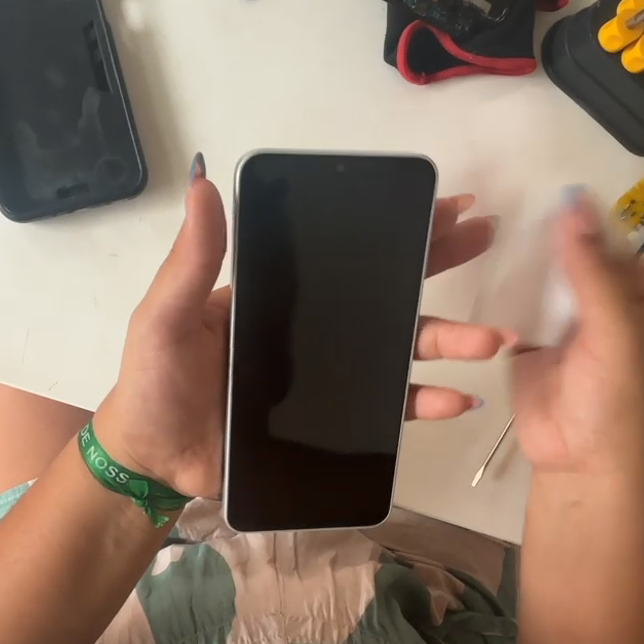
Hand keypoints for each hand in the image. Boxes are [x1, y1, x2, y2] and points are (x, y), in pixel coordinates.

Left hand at [93, 171, 511, 496]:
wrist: (155, 459)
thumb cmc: (156, 383)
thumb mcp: (166, 315)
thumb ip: (191, 260)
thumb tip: (204, 184)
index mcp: (277, 296)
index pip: (344, 253)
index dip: (392, 229)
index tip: (439, 205)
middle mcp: (311, 330)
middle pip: (385, 291)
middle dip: (437, 262)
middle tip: (483, 236)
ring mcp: (326, 377)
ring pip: (399, 350)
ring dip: (448, 339)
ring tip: (487, 338)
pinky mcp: (332, 422)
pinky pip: (388, 410)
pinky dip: (426, 403)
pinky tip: (458, 398)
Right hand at [511, 194, 643, 482]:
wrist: (584, 467)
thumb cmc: (619, 403)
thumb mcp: (615, 331)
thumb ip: (591, 271)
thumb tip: (573, 204)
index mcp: (642, 297)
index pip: (611, 243)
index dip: (582, 220)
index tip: (543, 194)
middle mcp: (605, 305)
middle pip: (572, 258)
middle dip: (545, 241)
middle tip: (502, 212)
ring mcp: (565, 327)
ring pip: (541, 282)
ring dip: (521, 266)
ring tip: (486, 236)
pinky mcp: (529, 346)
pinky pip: (514, 312)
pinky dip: (501, 298)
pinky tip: (481, 275)